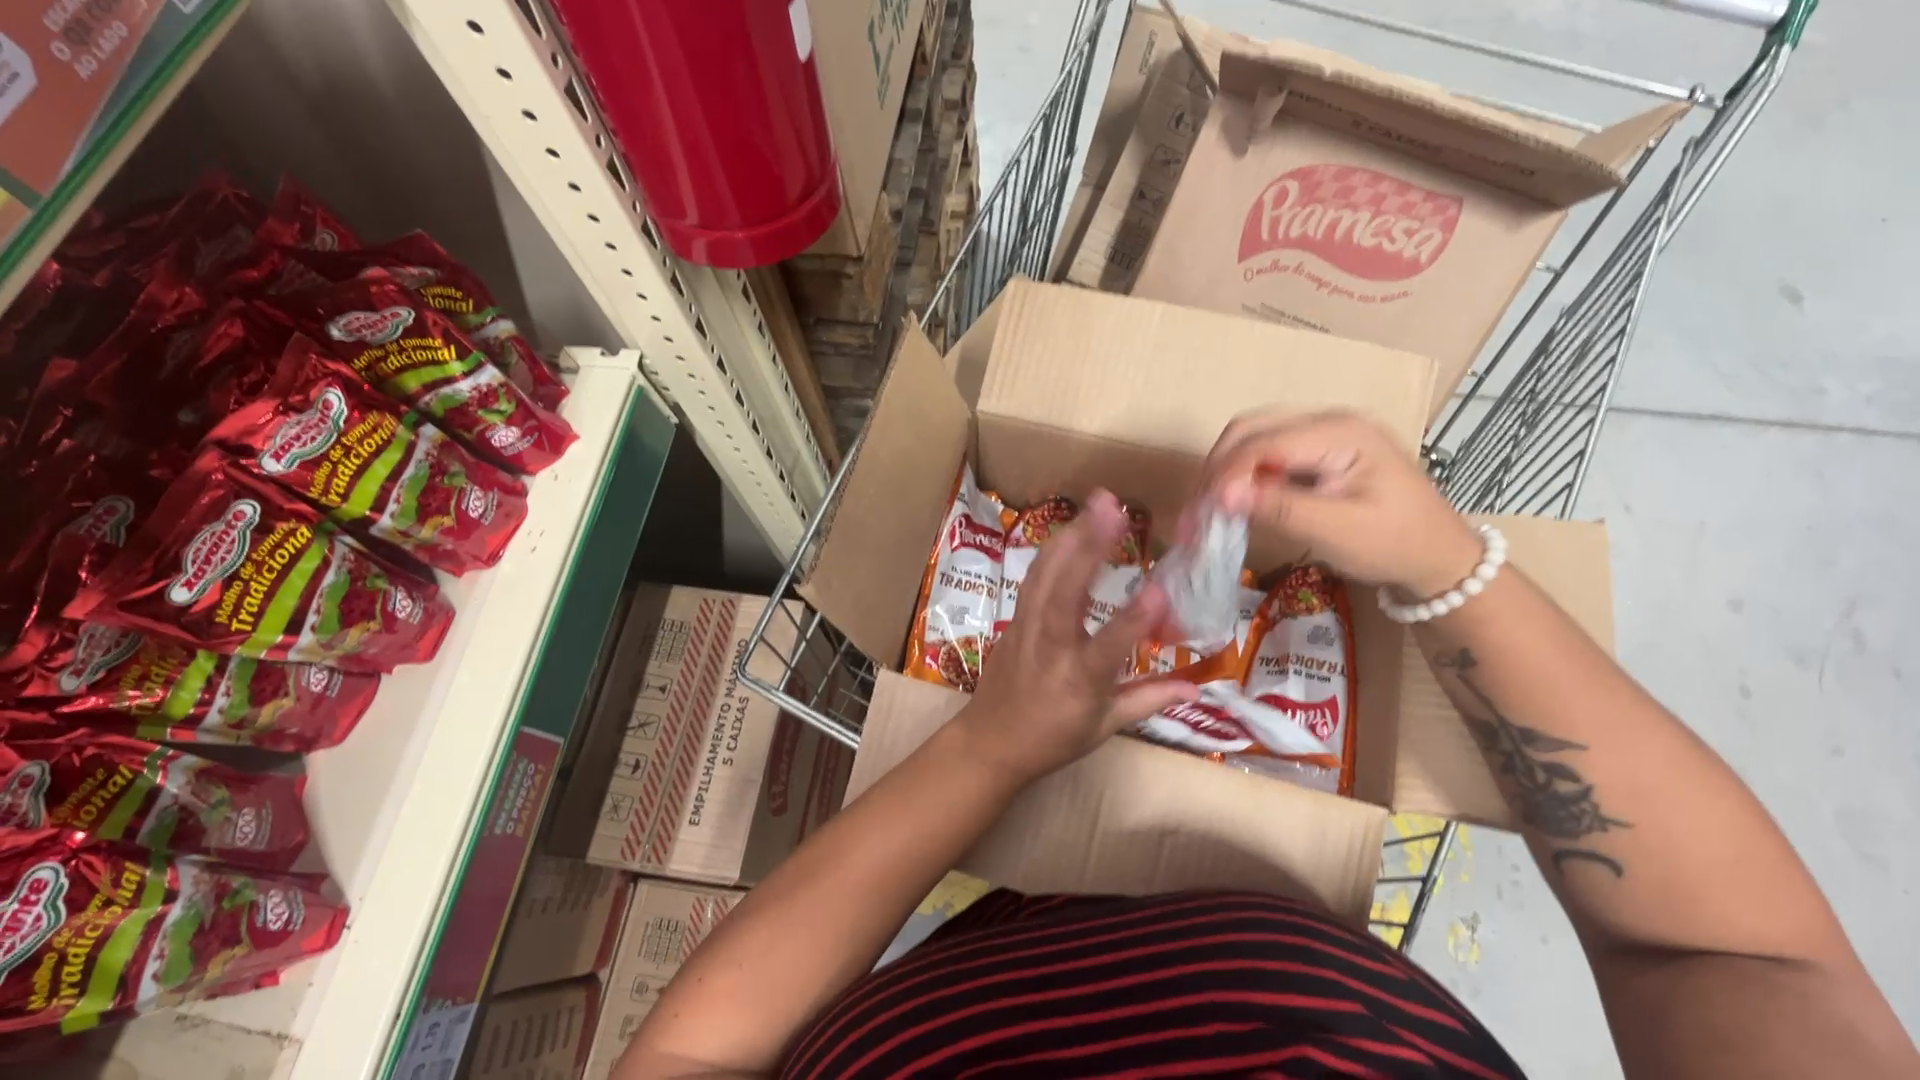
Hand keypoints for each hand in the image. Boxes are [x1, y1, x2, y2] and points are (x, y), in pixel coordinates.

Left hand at [957, 490, 1197, 782]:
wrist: (989, 743)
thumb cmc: (1052, 738)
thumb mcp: (1104, 727)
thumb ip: (1149, 699)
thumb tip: (1197, 689)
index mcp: (1078, 680)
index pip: (1110, 647)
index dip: (1134, 621)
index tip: (1159, 590)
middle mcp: (1051, 648)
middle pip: (1065, 593)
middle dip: (1088, 547)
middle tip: (1112, 506)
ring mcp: (1027, 629)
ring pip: (1044, 577)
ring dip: (1070, 536)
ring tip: (1096, 503)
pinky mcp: (1014, 620)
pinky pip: (1033, 579)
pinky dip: (1051, 550)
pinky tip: (1069, 527)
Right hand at [1193, 410, 1481, 597]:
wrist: (1439, 557)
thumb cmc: (1396, 545)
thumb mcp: (1340, 532)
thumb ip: (1281, 509)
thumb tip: (1223, 497)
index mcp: (1341, 432)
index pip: (1263, 441)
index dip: (1225, 475)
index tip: (1200, 515)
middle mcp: (1329, 421)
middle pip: (1251, 429)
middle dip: (1217, 468)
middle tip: (1196, 512)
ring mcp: (1323, 434)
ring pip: (1253, 437)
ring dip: (1225, 472)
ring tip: (1208, 511)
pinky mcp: (1317, 453)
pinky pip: (1267, 454)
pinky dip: (1243, 477)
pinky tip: (1233, 505)